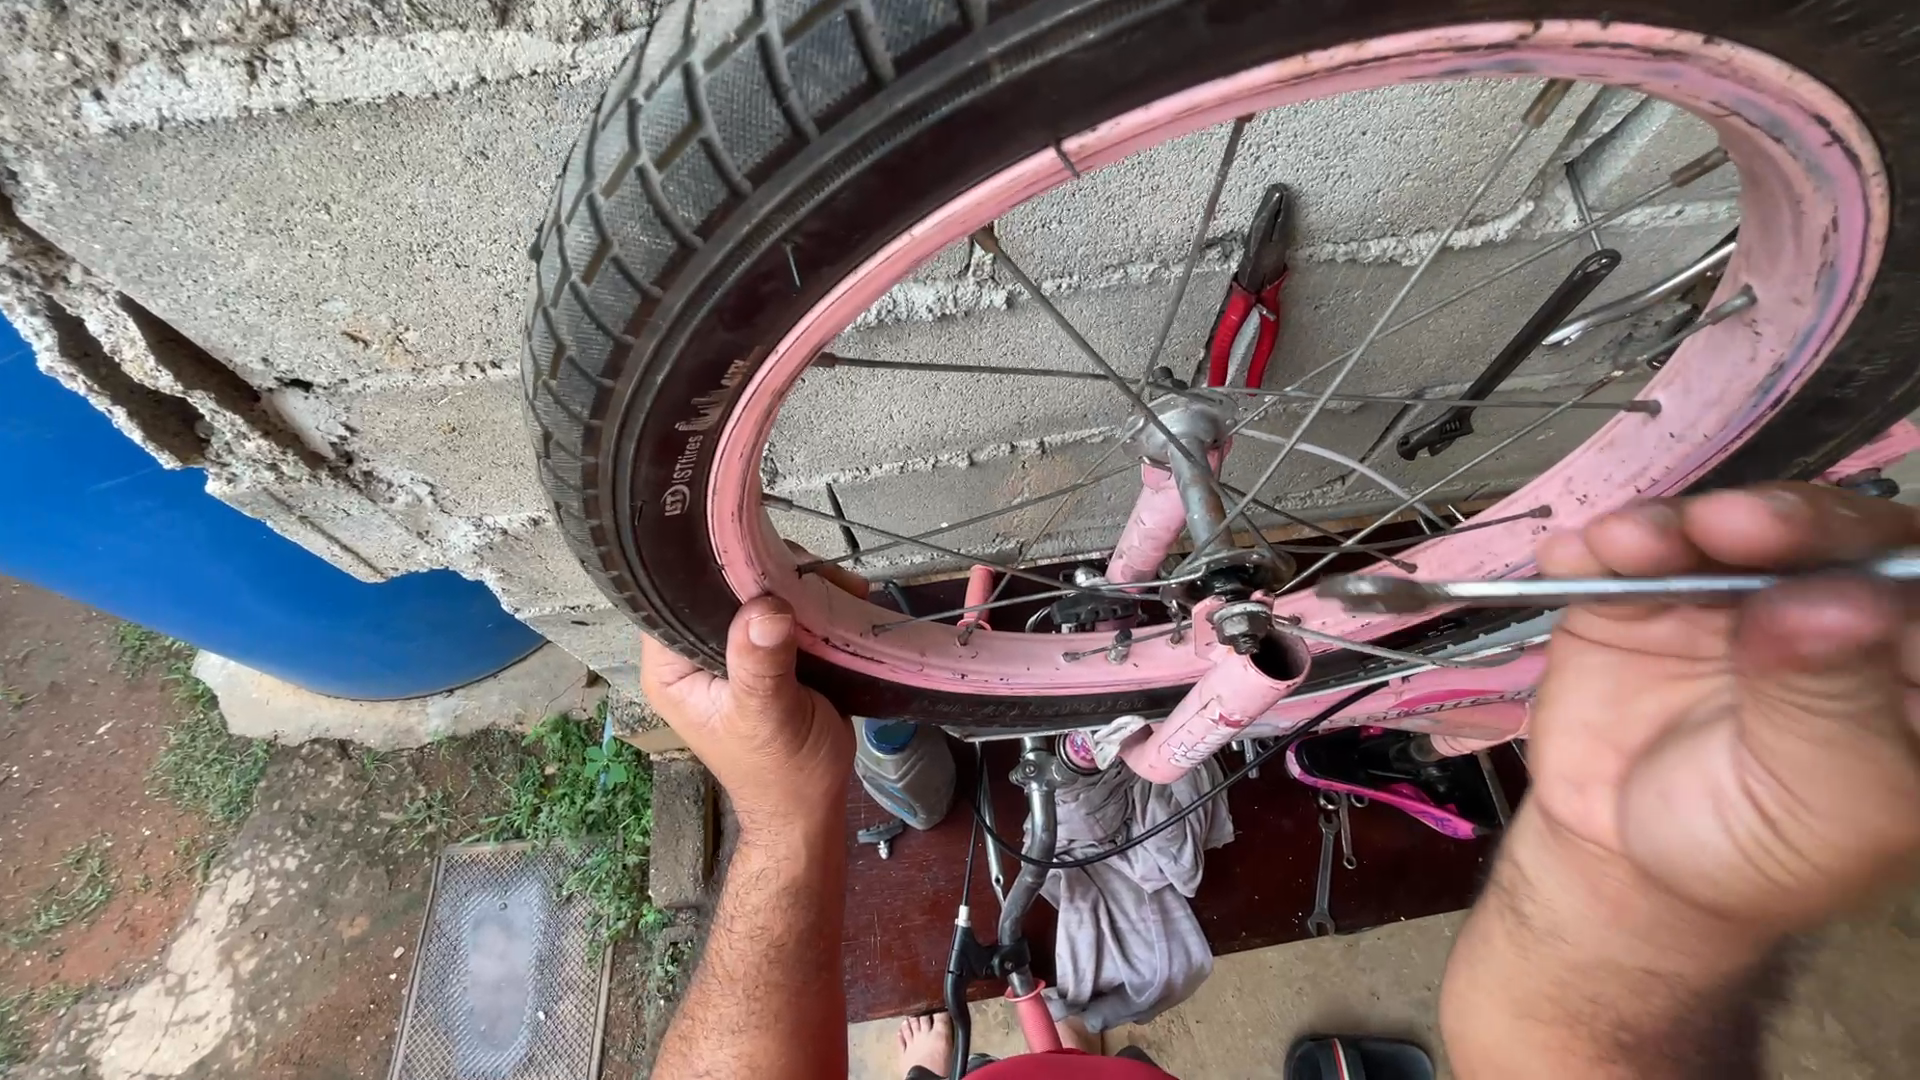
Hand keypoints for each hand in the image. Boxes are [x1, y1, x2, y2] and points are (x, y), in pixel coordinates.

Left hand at [638, 595, 852, 838]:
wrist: (813, 803)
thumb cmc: (783, 772)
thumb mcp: (768, 719)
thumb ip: (761, 665)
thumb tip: (766, 609)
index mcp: (674, 668)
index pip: (676, 597)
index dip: (713, 571)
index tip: (759, 556)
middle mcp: (696, 652)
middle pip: (724, 586)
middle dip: (768, 572)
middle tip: (812, 573)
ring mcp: (733, 649)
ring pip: (759, 592)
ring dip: (798, 583)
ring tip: (837, 585)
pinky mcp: (767, 650)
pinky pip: (785, 608)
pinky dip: (813, 599)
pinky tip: (843, 594)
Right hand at [1527, 481, 1919, 936]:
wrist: (1619, 857)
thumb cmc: (1753, 848)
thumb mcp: (1822, 798)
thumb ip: (1828, 703)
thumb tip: (1831, 601)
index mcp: (1904, 664)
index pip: (1916, 584)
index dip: (1878, 553)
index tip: (1823, 562)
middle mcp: (1817, 615)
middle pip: (1818, 538)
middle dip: (1776, 521)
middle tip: (1724, 527)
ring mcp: (1714, 605)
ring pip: (1708, 535)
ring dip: (1668, 527)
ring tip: (1624, 542)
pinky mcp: (1625, 607)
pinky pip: (1609, 563)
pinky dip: (1588, 550)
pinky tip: (1573, 554)